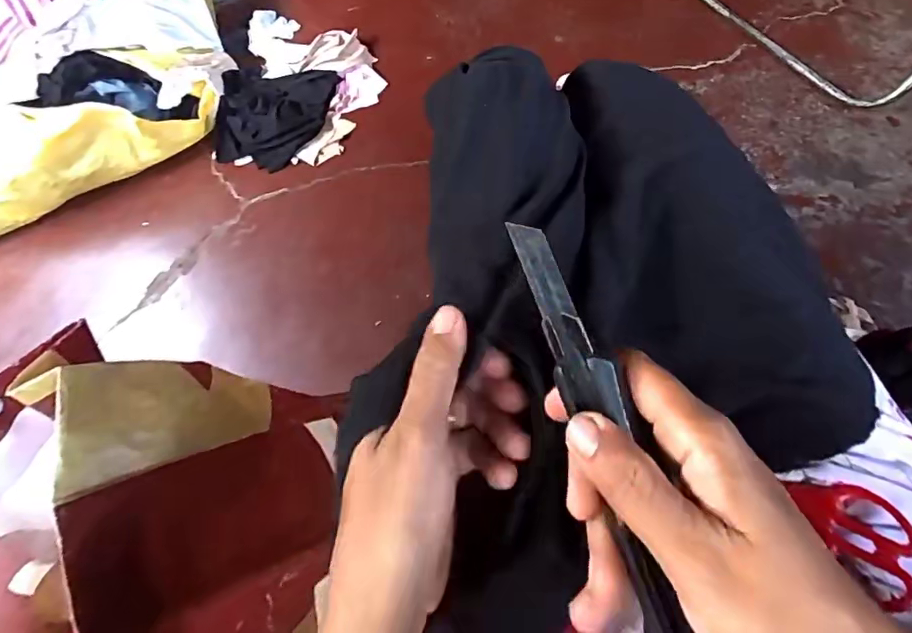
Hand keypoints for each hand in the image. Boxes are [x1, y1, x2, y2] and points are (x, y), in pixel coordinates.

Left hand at [324, 306, 531, 632]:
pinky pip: (469, 461)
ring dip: (497, 436)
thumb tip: (451, 309)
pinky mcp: (437, 493)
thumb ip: (437, 374)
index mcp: (392, 415)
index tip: (510, 372)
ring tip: (519, 455)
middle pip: (458, 399)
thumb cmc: (401, 514)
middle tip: (524, 410)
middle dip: (493, 403)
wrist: (387, 610)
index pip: (440, 371)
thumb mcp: (420, 437)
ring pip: (468, 430)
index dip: (477, 366)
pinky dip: (489, 463)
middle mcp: (403, 432)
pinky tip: (505, 477)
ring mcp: (421, 464)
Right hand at [545, 352, 894, 632]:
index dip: (593, 383)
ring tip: (603, 608)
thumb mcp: (690, 551)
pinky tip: (613, 608)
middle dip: (599, 487)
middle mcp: (703, 449)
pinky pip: (656, 520)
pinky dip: (632, 557)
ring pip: (636, 488)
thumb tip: (580, 419)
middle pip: (628, 437)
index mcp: (703, 438)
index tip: (553, 419)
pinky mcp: (709, 522)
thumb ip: (633, 483)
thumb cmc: (769, 607)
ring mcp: (706, 487)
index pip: (639, 374)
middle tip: (586, 533)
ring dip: (611, 540)